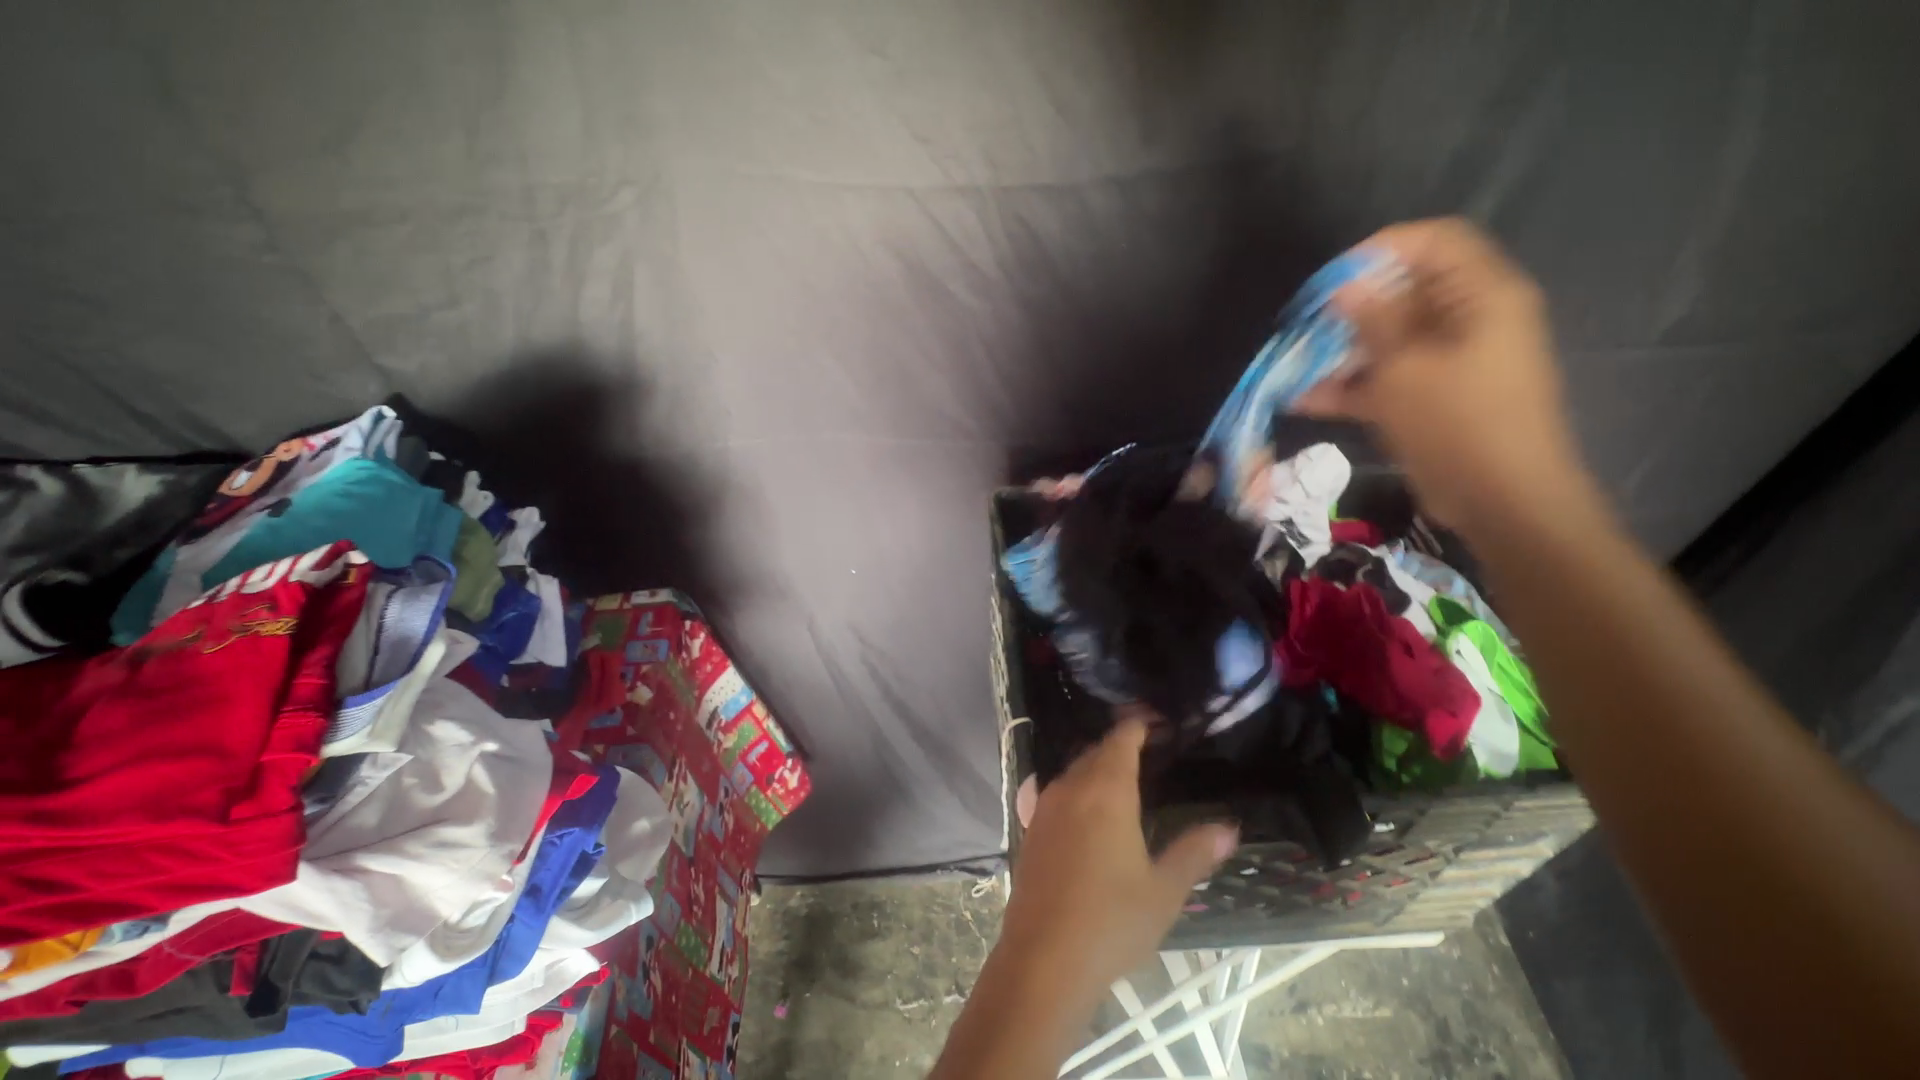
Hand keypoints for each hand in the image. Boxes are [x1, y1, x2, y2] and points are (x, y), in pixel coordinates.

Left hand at [1002, 710, 1237, 997]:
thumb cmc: (1111, 922)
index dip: (1138, 725)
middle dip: (1118, 746)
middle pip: (1094, 753)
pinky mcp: (1029, 833)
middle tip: (1147, 750)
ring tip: (1120, 779)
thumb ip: (1193, 853)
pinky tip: (1083, 811)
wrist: (1042, 960)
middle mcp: (1070, 790)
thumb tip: (1229, 827)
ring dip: (1094, 769)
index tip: (1156, 720)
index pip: (1121, 740)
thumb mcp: (1163, 890)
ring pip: (1071, 774)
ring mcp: (1044, 810)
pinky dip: (1074, 792)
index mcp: (1106, 792)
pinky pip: (1054, 796)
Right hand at [1297, 217, 1587, 528]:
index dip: (1381, 251)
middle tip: (1307, 327)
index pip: (1434, 242)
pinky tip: (1305, 400)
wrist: (1504, 501)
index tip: (1332, 281)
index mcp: (1482, 296)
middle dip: (1352, 307)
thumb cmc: (1460, 424)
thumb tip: (1346, 287)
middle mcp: (1470, 320)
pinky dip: (1353, 385)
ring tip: (1297, 365)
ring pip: (1390, 339)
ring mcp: (1452, 362)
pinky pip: (1390, 378)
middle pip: (1406, 292)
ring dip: (1343, 350)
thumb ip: (1374, 321)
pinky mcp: (1435, 399)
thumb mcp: (1407, 367)